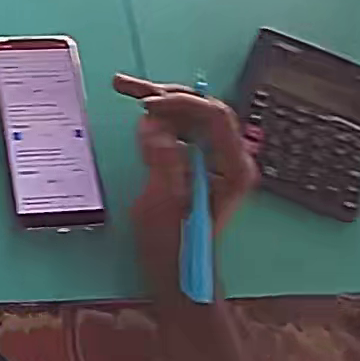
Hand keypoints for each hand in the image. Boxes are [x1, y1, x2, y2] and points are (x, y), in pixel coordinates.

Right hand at [112, 74, 259, 292]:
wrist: (176, 272)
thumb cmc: (174, 246)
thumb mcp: (164, 203)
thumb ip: (162, 161)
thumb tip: (154, 124)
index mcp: (233, 168)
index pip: (215, 116)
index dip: (181, 102)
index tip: (147, 104)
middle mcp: (228, 158)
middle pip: (202, 110)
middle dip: (165, 95)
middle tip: (126, 88)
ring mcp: (213, 159)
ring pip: (190, 116)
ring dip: (159, 102)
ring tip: (126, 90)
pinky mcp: (196, 163)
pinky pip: (181, 130)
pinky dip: (158, 119)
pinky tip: (140, 114)